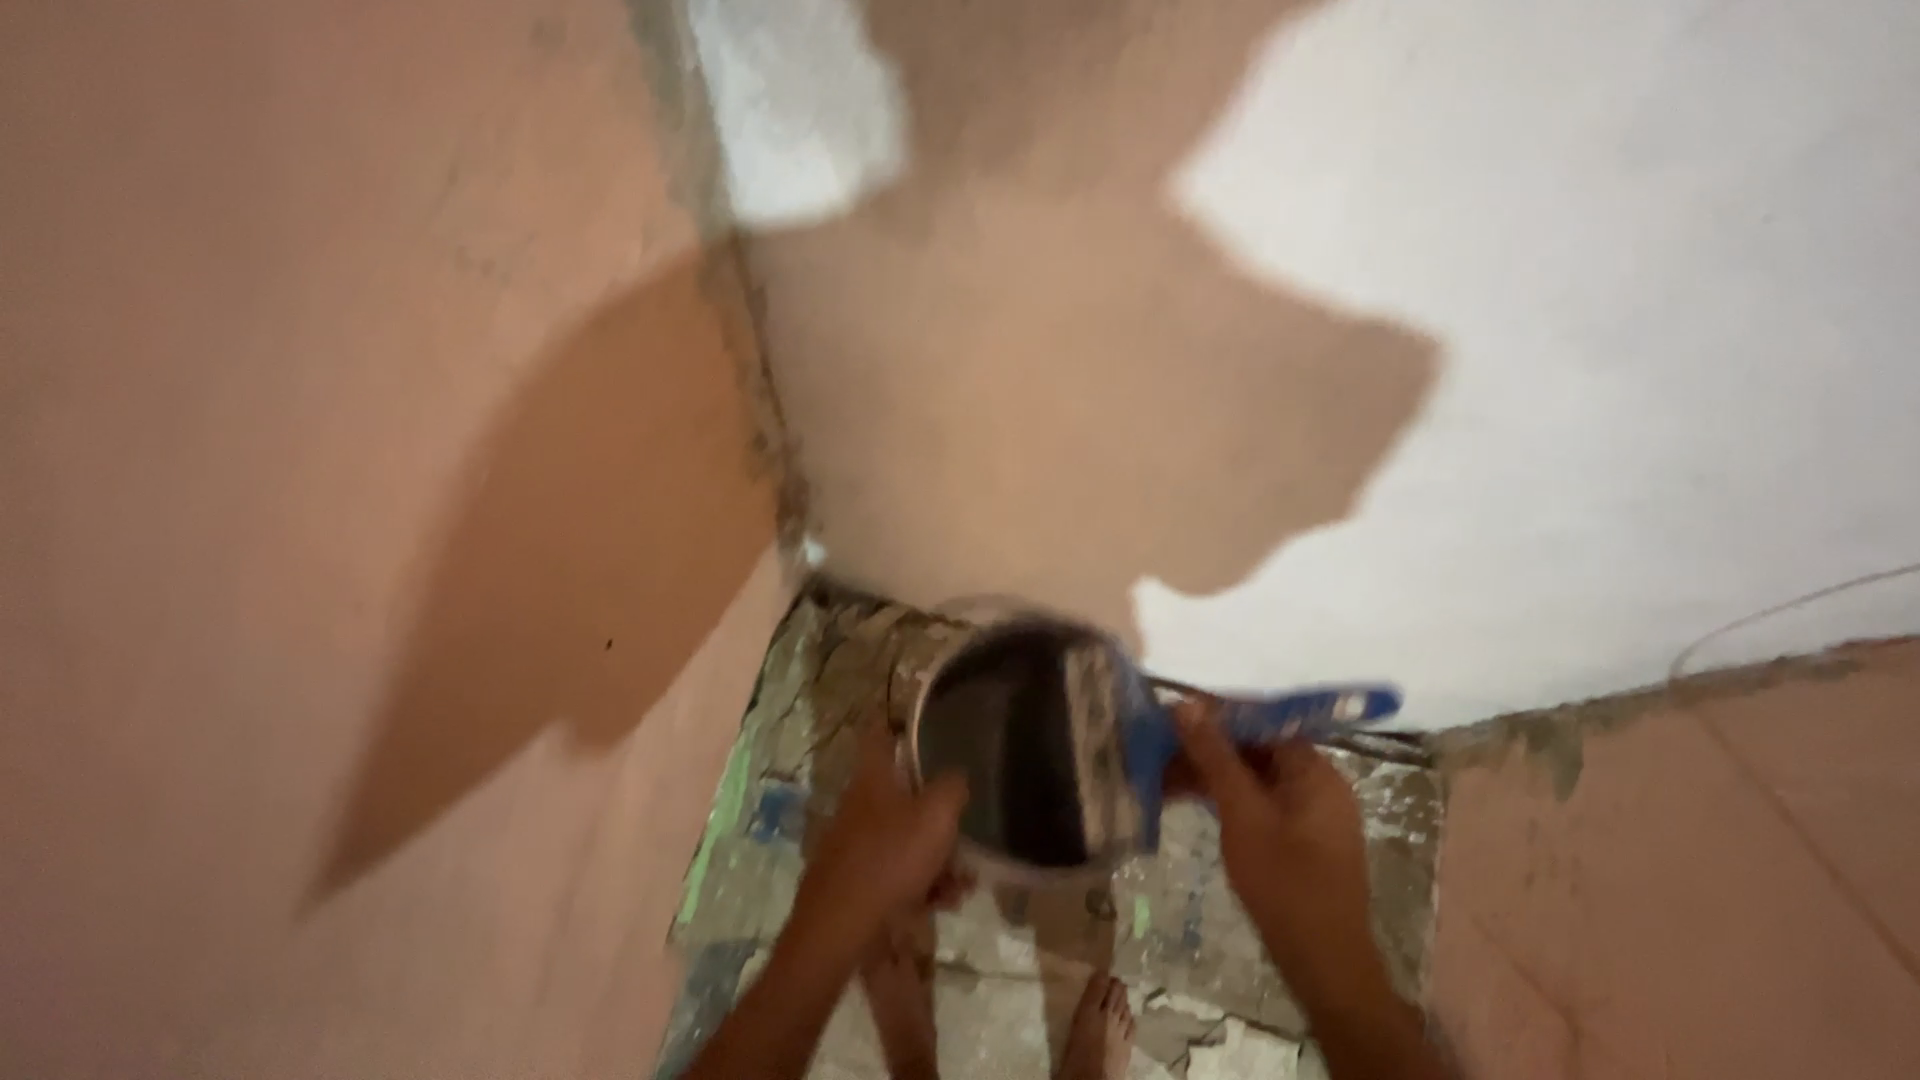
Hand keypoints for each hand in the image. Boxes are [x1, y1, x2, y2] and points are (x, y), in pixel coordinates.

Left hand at [787, 721, 970, 954]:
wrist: (840, 926)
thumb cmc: (890, 857)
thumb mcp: (936, 815)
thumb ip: (952, 787)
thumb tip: (955, 776)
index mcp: (872, 778)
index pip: (878, 734)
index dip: (893, 721)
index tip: (911, 718)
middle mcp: (858, 804)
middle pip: (901, 793)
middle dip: (937, 814)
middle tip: (962, 832)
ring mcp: (853, 843)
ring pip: (903, 837)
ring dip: (936, 857)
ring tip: (960, 884)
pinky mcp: (854, 879)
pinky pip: (895, 871)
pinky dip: (919, 883)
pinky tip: (941, 903)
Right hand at [1169, 700, 1383, 1008]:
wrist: (1324, 965)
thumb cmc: (1284, 883)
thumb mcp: (1242, 814)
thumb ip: (1215, 757)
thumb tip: (1186, 704)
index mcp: (1315, 771)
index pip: (1263, 722)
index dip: (1216, 714)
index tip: (1171, 716)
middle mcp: (1318, 784)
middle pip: (1256, 749)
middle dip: (1206, 747)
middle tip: (1158, 750)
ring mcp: (1310, 814)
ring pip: (1253, 778)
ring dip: (1210, 774)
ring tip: (1162, 777)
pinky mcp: (1300, 840)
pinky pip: (1258, 802)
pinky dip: (1225, 799)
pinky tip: (1189, 801)